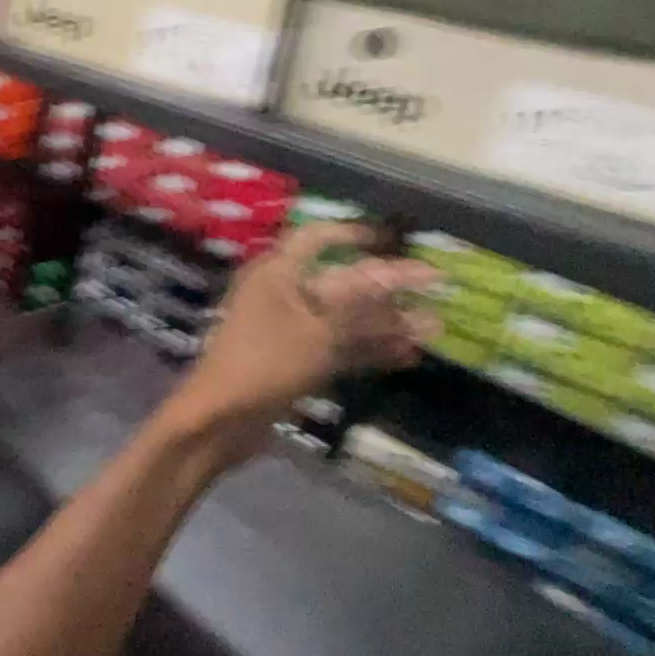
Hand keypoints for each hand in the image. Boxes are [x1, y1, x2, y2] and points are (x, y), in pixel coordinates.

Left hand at [158, 223, 440, 462]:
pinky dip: (367, 350)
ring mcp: (287, 330)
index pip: (316, 239)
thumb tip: (399, 272)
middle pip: (339, 282)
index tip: (392, 238)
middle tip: (434, 289)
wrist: (220, 421)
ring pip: (342, 319)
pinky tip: (408, 356)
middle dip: (384, 288)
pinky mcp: (293, 362)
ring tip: (434, 328)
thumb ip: (361, 303)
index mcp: (277, 273)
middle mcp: (281, 294)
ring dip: (384, 323)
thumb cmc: (264, 363)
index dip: (352, 234)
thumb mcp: (318, 330)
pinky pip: (336, 348)